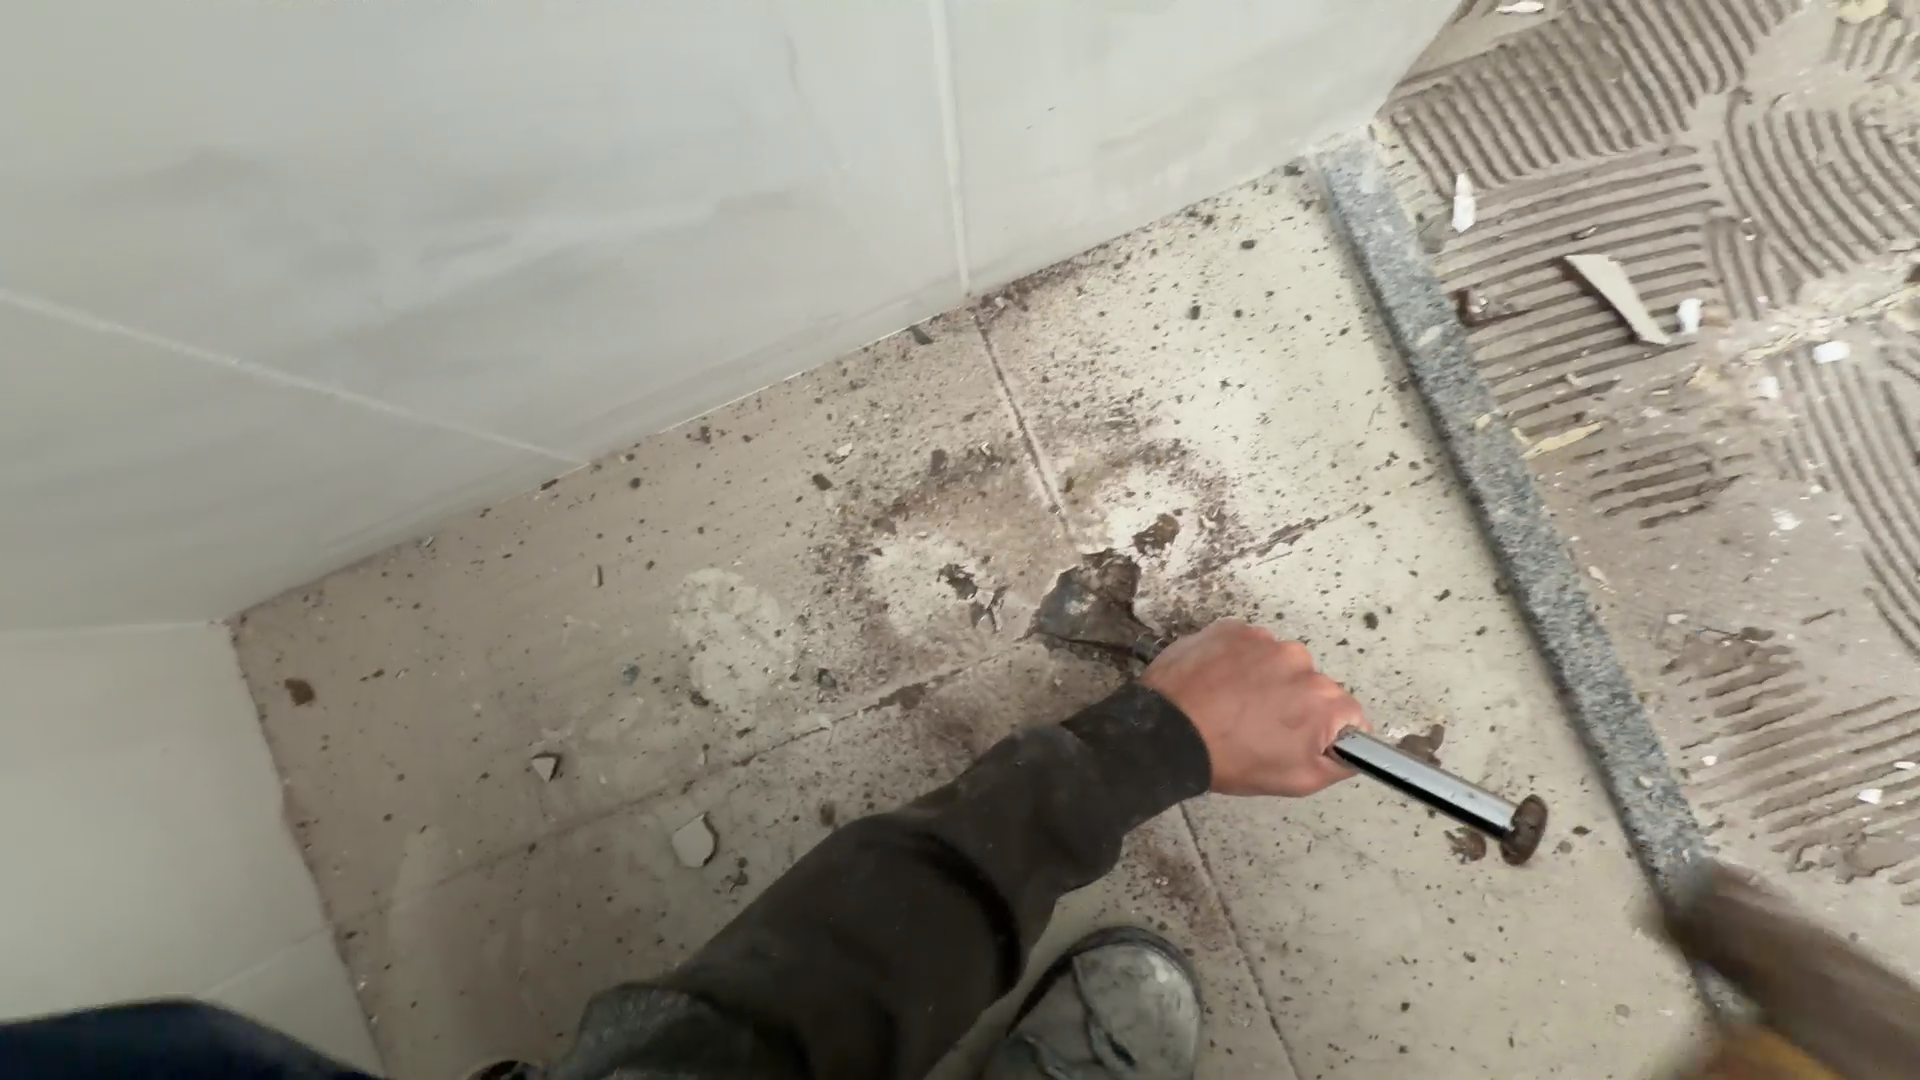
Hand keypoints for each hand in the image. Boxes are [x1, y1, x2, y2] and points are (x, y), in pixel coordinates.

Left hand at [1141, 619, 1367, 796]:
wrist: (1168, 731)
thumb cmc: (1228, 757)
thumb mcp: (1296, 780)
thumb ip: (1338, 763)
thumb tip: (1350, 750)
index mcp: (1323, 699)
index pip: (1347, 712)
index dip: (1326, 730)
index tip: (1301, 738)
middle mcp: (1298, 661)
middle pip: (1310, 683)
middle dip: (1292, 700)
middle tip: (1258, 723)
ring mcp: (1261, 640)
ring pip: (1276, 661)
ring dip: (1262, 677)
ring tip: (1232, 703)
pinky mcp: (1229, 630)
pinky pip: (1245, 645)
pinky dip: (1236, 660)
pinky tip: (1218, 683)